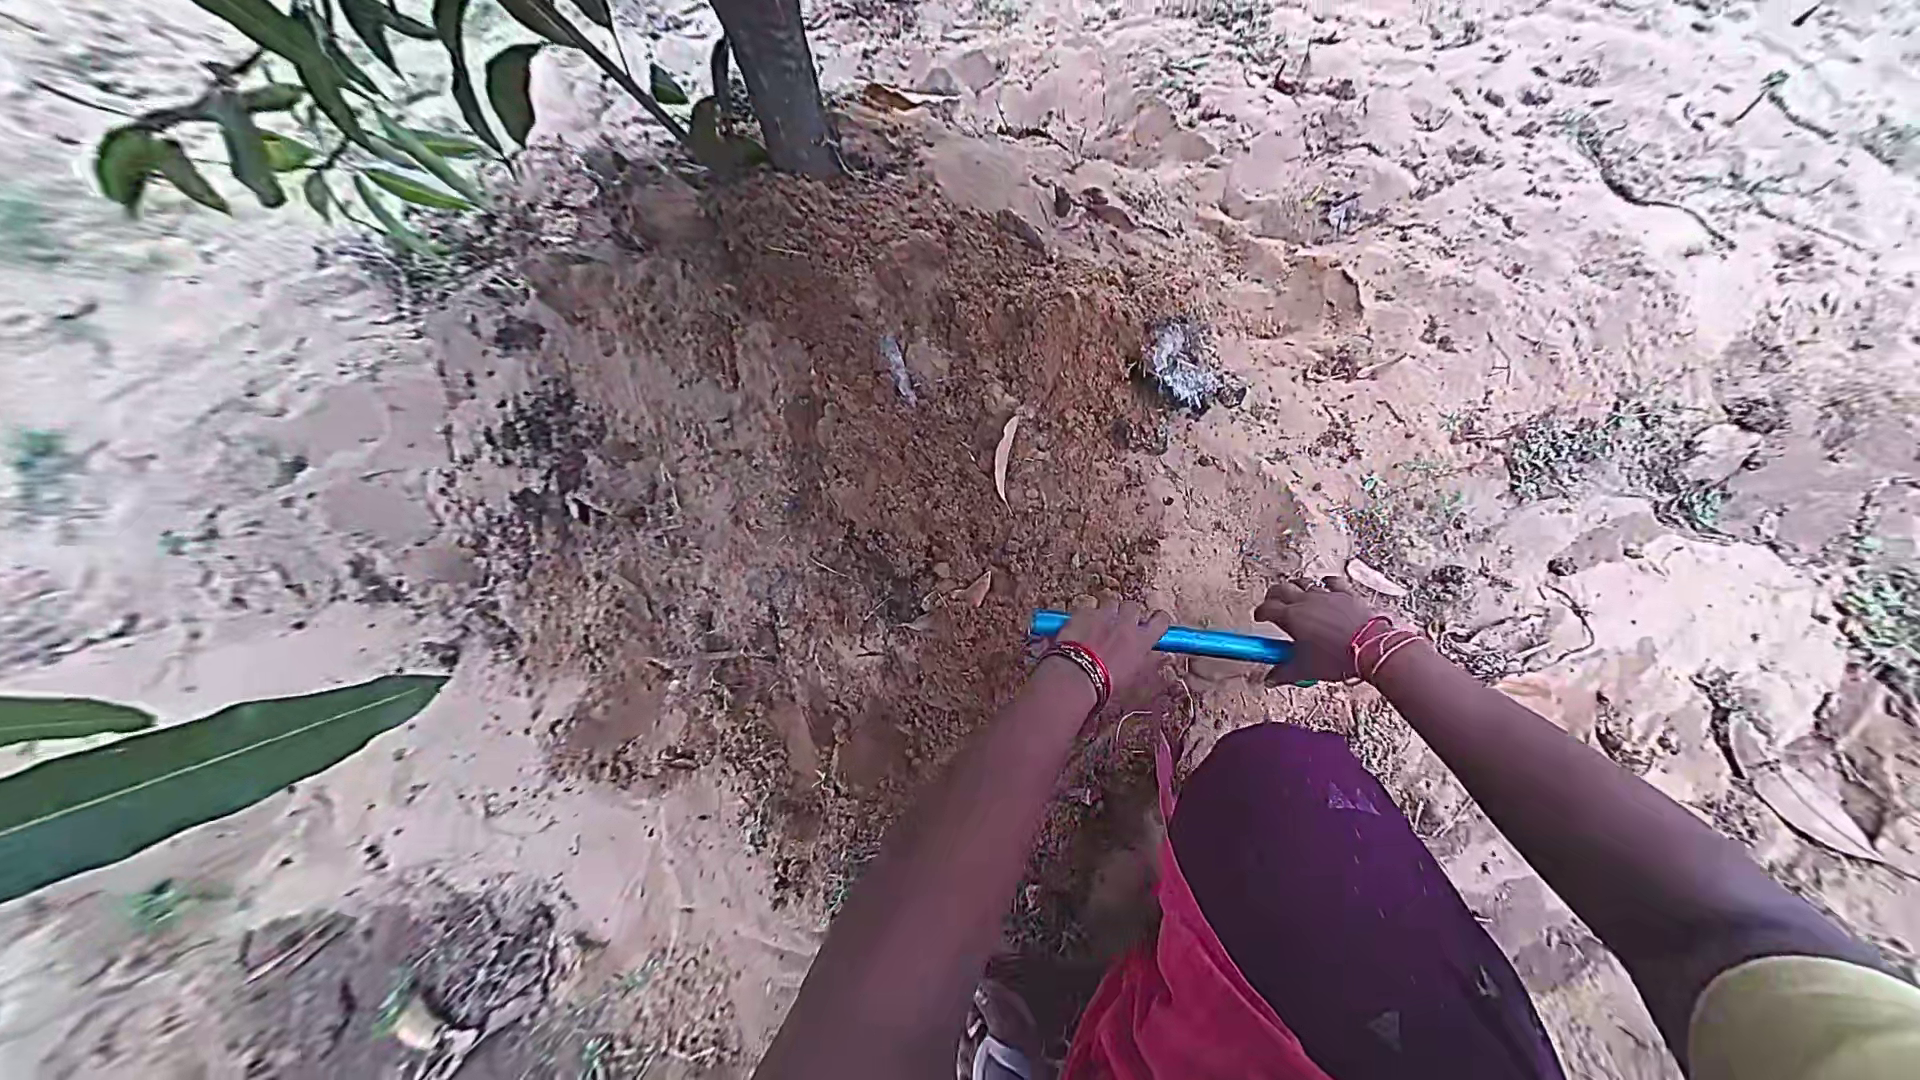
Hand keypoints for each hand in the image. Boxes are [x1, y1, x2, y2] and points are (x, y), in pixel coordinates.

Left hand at [1050, 595, 1172, 699]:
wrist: (1075, 676)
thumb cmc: (1105, 684)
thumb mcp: (1133, 678)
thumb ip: (1144, 660)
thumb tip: (1150, 653)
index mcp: (1141, 640)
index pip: (1160, 620)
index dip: (1157, 620)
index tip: (1152, 623)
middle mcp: (1124, 623)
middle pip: (1132, 606)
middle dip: (1126, 614)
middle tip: (1119, 627)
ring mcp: (1103, 615)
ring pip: (1109, 604)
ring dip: (1106, 614)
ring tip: (1097, 630)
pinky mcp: (1082, 613)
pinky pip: (1088, 609)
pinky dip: (1086, 618)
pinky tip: (1080, 632)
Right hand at [1254, 576, 1380, 684]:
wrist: (1373, 649)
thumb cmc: (1339, 657)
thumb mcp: (1305, 669)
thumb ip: (1283, 673)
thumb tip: (1271, 679)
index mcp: (1291, 617)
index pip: (1266, 608)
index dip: (1260, 613)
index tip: (1260, 618)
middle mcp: (1305, 601)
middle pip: (1281, 589)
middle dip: (1273, 595)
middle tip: (1272, 603)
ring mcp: (1326, 595)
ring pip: (1304, 582)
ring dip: (1296, 587)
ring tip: (1295, 594)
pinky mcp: (1346, 594)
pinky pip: (1332, 581)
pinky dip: (1326, 583)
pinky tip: (1326, 586)